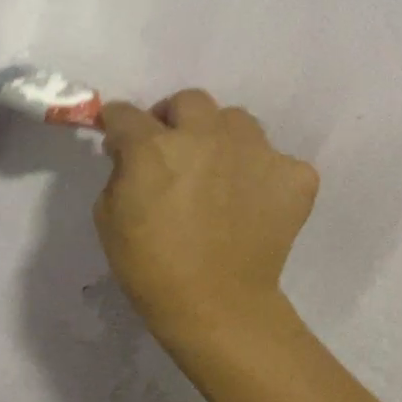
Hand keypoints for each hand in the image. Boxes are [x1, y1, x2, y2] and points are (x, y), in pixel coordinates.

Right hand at [96, 89, 318, 347]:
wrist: (213, 300)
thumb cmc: (145, 263)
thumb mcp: (107, 216)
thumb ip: (120, 174)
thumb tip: (131, 156)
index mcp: (153, 148)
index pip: (126, 114)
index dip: (117, 123)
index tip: (116, 138)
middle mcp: (207, 136)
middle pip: (189, 101)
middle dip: (172, 118)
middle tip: (167, 149)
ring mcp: (257, 151)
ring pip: (235, 121)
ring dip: (217, 137)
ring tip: (211, 173)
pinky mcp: (294, 173)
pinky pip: (271, 158)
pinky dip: (254, 174)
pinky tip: (244, 204)